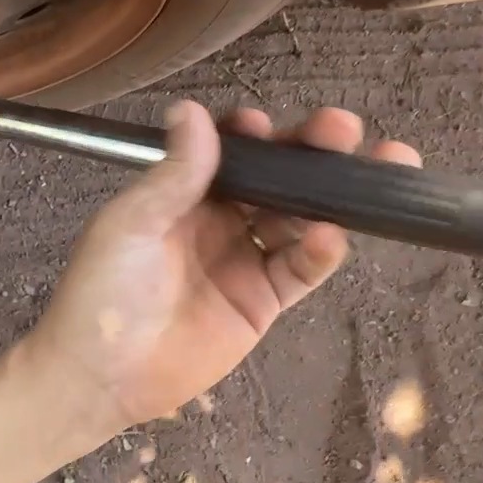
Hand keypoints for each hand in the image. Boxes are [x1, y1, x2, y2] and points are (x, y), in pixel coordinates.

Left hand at [18, 101, 420, 434]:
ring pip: (300, 217)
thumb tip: (190, 109)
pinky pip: (302, 269)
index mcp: (173, 199)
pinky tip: (329, 235)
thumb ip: (172, 174)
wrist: (101, 373)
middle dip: (307, 152)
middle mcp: (212, 224)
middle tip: (339, 129)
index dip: (249, 136)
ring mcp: (240, 262)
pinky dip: (322, 250)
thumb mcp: (129, 224)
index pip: (223, 155)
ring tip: (381, 165)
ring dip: (338, 192)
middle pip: (272, 179)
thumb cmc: (103, 291)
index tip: (264, 125)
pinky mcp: (261, 302)